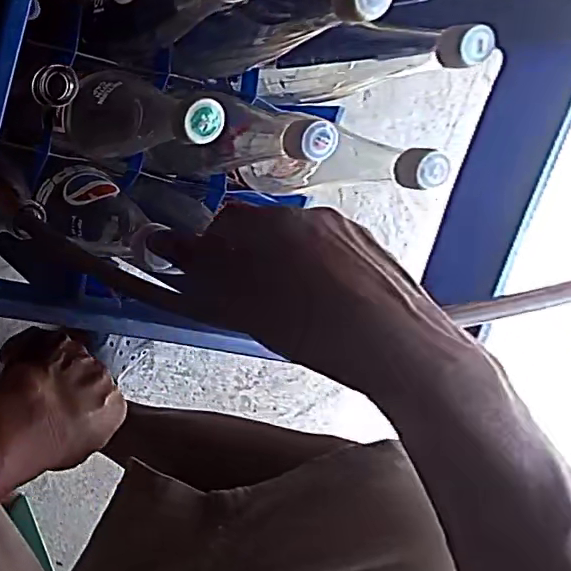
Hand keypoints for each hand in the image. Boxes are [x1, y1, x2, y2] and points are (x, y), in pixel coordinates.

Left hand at [0, 328, 125, 475]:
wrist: (27, 419)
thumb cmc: (51, 439)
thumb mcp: (81, 446)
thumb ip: (90, 425)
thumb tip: (78, 422)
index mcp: (114, 402)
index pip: (104, 396)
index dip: (84, 399)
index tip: (71, 405)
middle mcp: (100, 373)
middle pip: (86, 369)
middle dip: (70, 377)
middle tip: (50, 391)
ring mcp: (76, 352)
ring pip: (65, 352)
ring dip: (51, 361)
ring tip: (32, 379)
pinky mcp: (49, 337)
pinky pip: (39, 339)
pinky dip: (26, 347)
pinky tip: (13, 364)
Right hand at [156, 203, 480, 396]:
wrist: (408, 354)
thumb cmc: (324, 333)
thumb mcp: (242, 306)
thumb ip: (197, 269)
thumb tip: (162, 242)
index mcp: (272, 223)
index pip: (220, 222)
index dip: (207, 250)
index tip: (204, 272)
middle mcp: (308, 216)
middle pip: (257, 227)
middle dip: (243, 254)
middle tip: (241, 292)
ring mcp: (345, 229)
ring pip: (293, 238)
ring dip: (279, 261)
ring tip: (284, 304)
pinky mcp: (371, 247)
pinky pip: (326, 248)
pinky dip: (313, 267)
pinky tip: (318, 303)